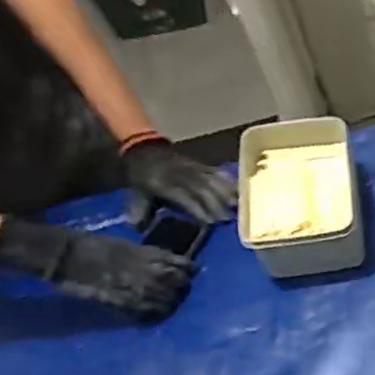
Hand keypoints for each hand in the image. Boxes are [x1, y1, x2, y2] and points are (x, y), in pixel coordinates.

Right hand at [0, 218, 192, 320]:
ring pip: (168, 300)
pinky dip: (156, 312)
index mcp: (146, 253)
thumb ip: (147, 255)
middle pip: (178, 283)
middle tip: (183, 289)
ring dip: (172, 301)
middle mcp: (147, 271)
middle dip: (182, 286)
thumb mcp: (124, 245)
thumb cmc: (92, 246)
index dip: (188, 269)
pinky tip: (157, 312)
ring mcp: (138, 289)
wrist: (66, 256)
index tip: (193, 271)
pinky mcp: (126, 303)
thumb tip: (168, 263)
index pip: (179, 263)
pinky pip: (150, 311)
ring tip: (172, 302)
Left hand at [121, 139, 236, 222]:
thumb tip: (135, 226)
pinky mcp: (199, 165)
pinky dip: (228, 180)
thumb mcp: (137, 192)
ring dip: (226, 193)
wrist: (144, 148)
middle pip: (203, 189)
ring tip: (239, 206)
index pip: (185, 197)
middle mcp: (181, 175)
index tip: (210, 223)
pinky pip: (215, 171)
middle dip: (217, 204)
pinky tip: (239, 189)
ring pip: (211, 180)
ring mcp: (192, 168)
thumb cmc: (141, 176)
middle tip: (229, 220)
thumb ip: (139, 210)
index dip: (198, 209)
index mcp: (165, 183)